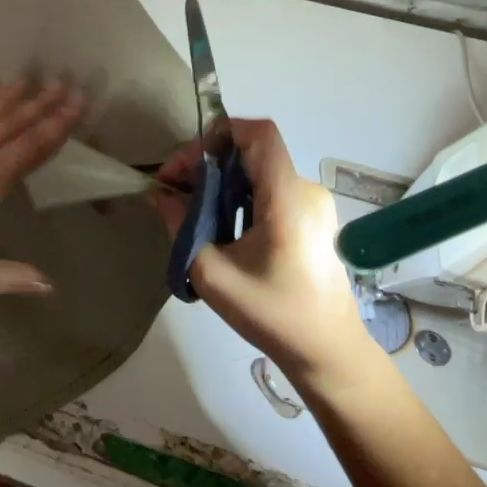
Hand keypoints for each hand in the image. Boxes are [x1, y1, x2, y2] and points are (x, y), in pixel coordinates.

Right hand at [149, 119, 373, 383]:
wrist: (328, 353)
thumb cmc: (273, 314)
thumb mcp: (212, 273)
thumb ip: (181, 225)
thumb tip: (158, 194)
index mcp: (288, 199)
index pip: (259, 134)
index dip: (219, 133)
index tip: (186, 165)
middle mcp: (306, 191)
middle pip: (251, 152)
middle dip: (207, 163)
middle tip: (174, 191)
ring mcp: (313, 204)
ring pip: (257, 171)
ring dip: (220, 182)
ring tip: (192, 211)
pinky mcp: (313, 218)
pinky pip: (269, 189)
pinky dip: (238, 195)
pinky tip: (220, 226)